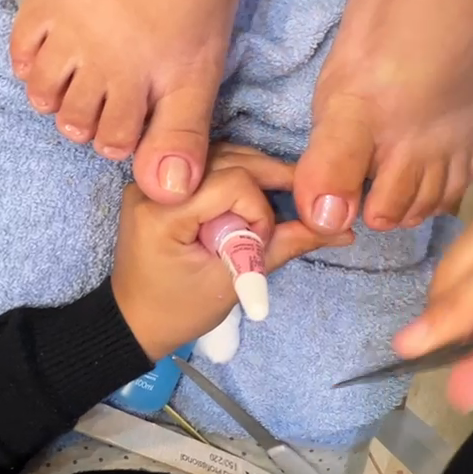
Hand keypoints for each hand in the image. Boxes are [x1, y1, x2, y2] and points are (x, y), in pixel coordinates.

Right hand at [12, 0, 309, 200]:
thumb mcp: (211, 44)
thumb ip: (185, 116)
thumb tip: (167, 190)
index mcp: (161, 77)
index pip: (124, 144)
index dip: (126, 144)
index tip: (129, 131)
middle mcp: (111, 60)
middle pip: (80, 122)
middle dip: (91, 126)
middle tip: (100, 110)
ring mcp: (74, 24)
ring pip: (47, 92)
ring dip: (58, 99)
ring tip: (72, 85)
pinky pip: (21, 49)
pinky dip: (30, 64)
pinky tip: (46, 57)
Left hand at [112, 146, 351, 360]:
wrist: (132, 320)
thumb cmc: (179, 310)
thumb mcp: (232, 284)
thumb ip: (281, 247)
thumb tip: (341, 231)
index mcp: (163, 212)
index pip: (232, 183)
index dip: (259, 208)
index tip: (261, 241)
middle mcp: (153, 185)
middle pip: (229, 158)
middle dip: (270, 177)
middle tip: (300, 200)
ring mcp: (154, 180)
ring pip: (221, 153)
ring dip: (256, 172)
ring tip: (281, 198)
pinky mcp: (161, 183)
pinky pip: (208, 163)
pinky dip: (237, 173)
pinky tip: (256, 194)